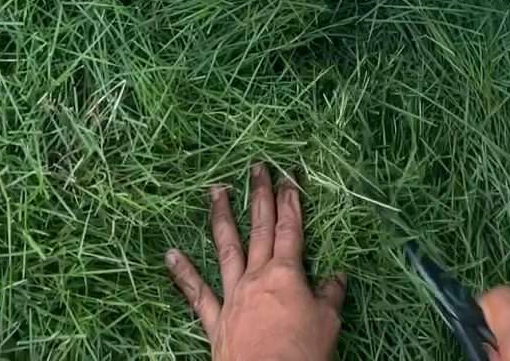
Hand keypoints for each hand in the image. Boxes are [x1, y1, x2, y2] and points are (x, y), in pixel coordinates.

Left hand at [167, 164, 346, 360]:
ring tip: (217, 190)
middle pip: (260, 228)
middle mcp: (256, 276)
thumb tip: (339, 275)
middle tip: (257, 167)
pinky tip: (170, 254)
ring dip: (223, 217)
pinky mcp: (216, 321)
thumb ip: (331, 296)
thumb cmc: (301, 354)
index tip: (289, 175)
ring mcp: (233, 296)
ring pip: (227, 248)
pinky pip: (197, 294)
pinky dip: (184, 274)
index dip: (291, 201)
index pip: (290, 228)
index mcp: (285, 273)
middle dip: (260, 196)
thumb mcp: (328, 324)